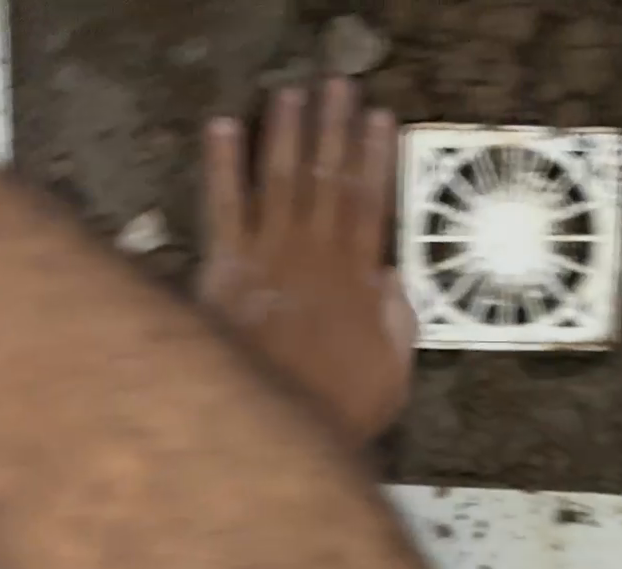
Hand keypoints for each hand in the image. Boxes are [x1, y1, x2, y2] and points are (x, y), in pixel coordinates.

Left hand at [198, 80, 415, 443]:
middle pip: (327, 179)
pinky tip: (225, 128)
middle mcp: (315, 255)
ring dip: (286, 134)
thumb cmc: (339, 405)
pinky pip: (225, 207)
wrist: (273, 429)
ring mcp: (269, 257)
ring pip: (281, 181)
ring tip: (292, 94)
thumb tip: (391, 278)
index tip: (380, 119)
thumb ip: (397, 321)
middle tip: (338, 86)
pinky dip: (224, 166)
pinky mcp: (227, 268)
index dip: (375, 158)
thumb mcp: (393, 373)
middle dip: (333, 129)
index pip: (370, 203)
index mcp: (357, 278)